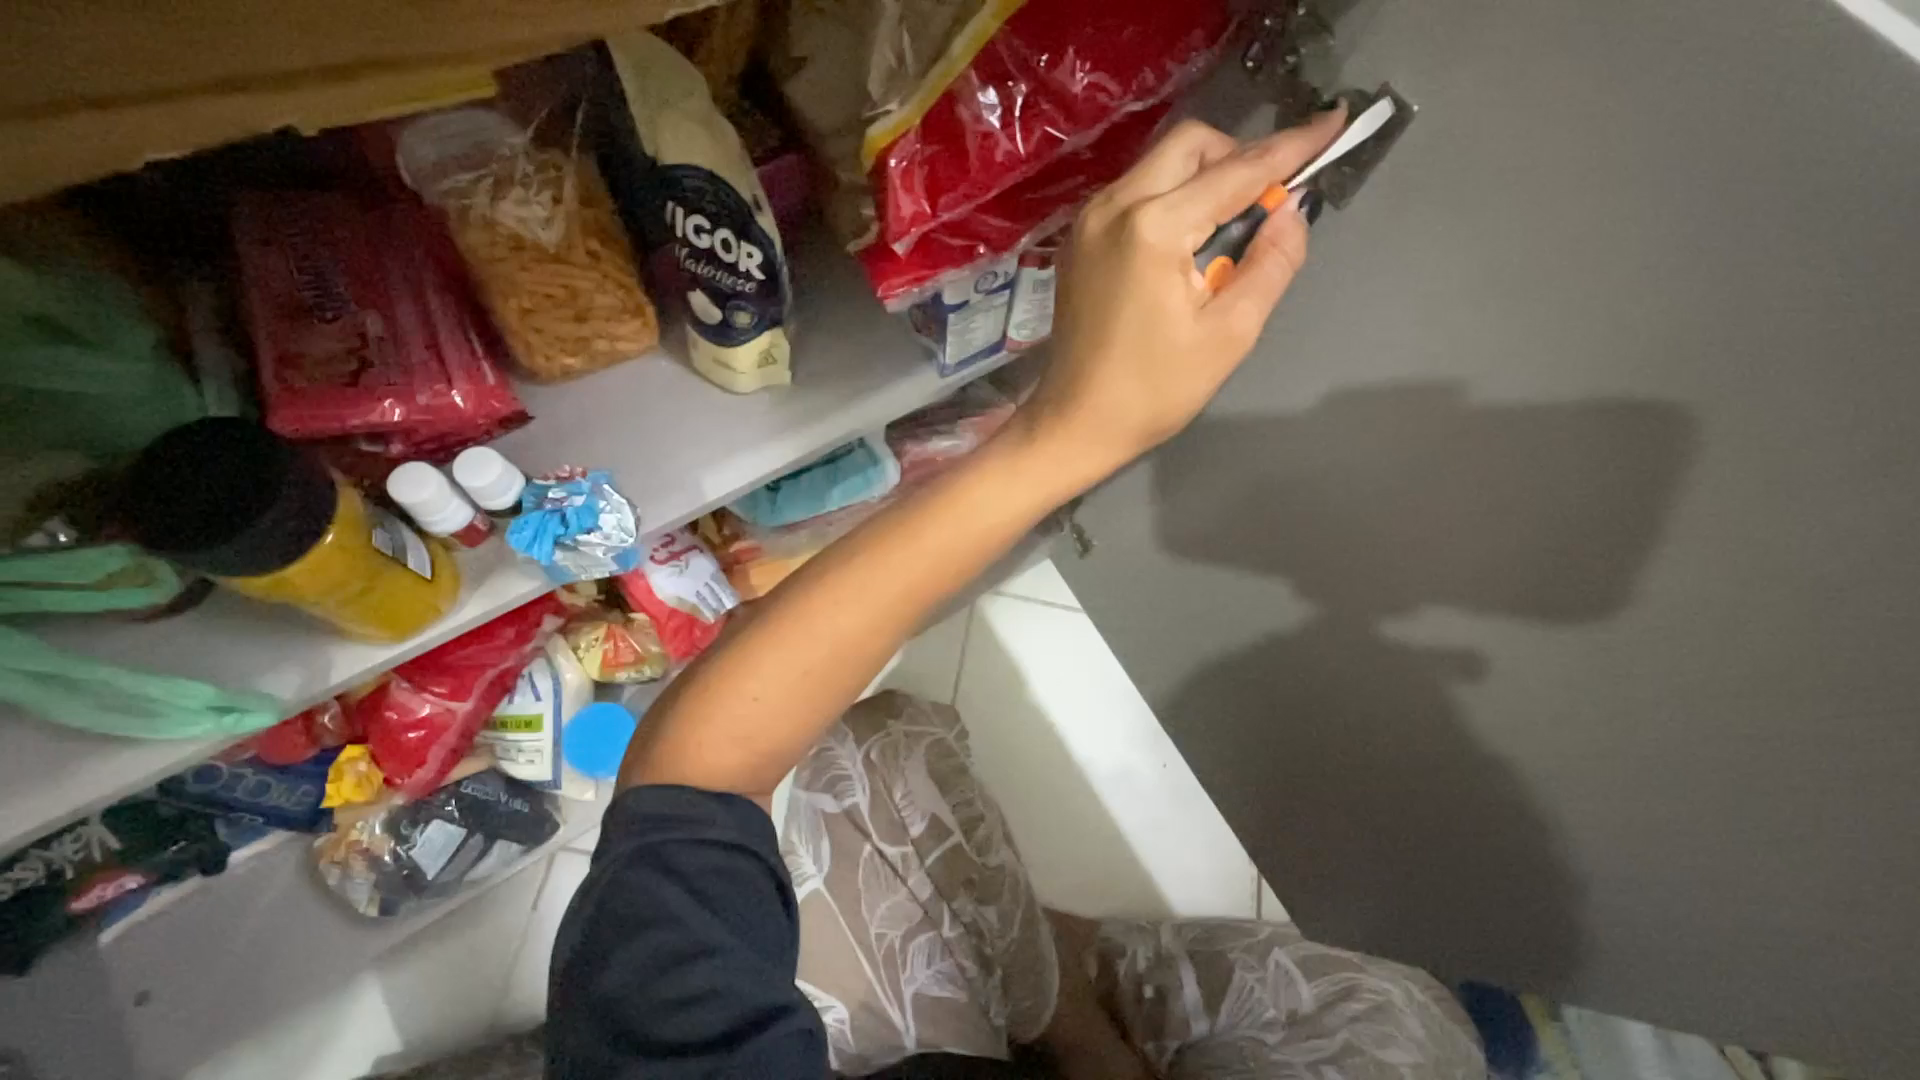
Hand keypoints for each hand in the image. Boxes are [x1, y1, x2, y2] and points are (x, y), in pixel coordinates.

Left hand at [1017, 108, 1346, 477]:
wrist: (1075, 423)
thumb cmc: (1153, 392)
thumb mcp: (1229, 334)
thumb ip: (1271, 262)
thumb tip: (1292, 209)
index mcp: (1151, 228)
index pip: (1236, 171)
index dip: (1290, 147)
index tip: (1334, 123)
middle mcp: (1112, 206)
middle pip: (1190, 146)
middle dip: (1238, 159)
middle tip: (1266, 204)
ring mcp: (1088, 220)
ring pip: (1159, 165)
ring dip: (1203, 179)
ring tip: (1228, 232)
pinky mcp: (1078, 239)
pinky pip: (1134, 193)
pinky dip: (1170, 199)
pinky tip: (1187, 243)